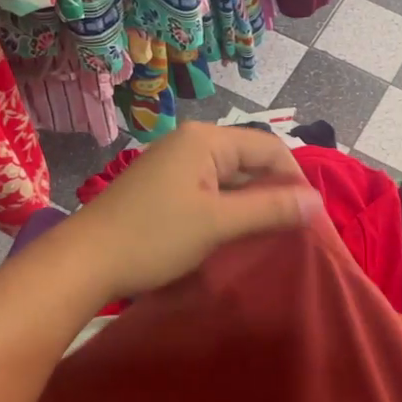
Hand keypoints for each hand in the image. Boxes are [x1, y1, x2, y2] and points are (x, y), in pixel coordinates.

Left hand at [56, 123, 323, 300]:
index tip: (309, 219)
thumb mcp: (218, 224)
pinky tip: (234, 234)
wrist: (84, 262)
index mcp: (206, 139)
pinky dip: (228, 209)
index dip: (295, 180)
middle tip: (293, 230)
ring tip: (268, 235)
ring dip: (252, 203)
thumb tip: (318, 201)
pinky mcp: (164, 186)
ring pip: (231, 177)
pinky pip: (210, 189)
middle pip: (251, 159)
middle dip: (274, 192)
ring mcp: (174, 163)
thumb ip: (270, 209)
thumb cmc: (153, 238)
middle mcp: (191, 142)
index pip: (270, 148)